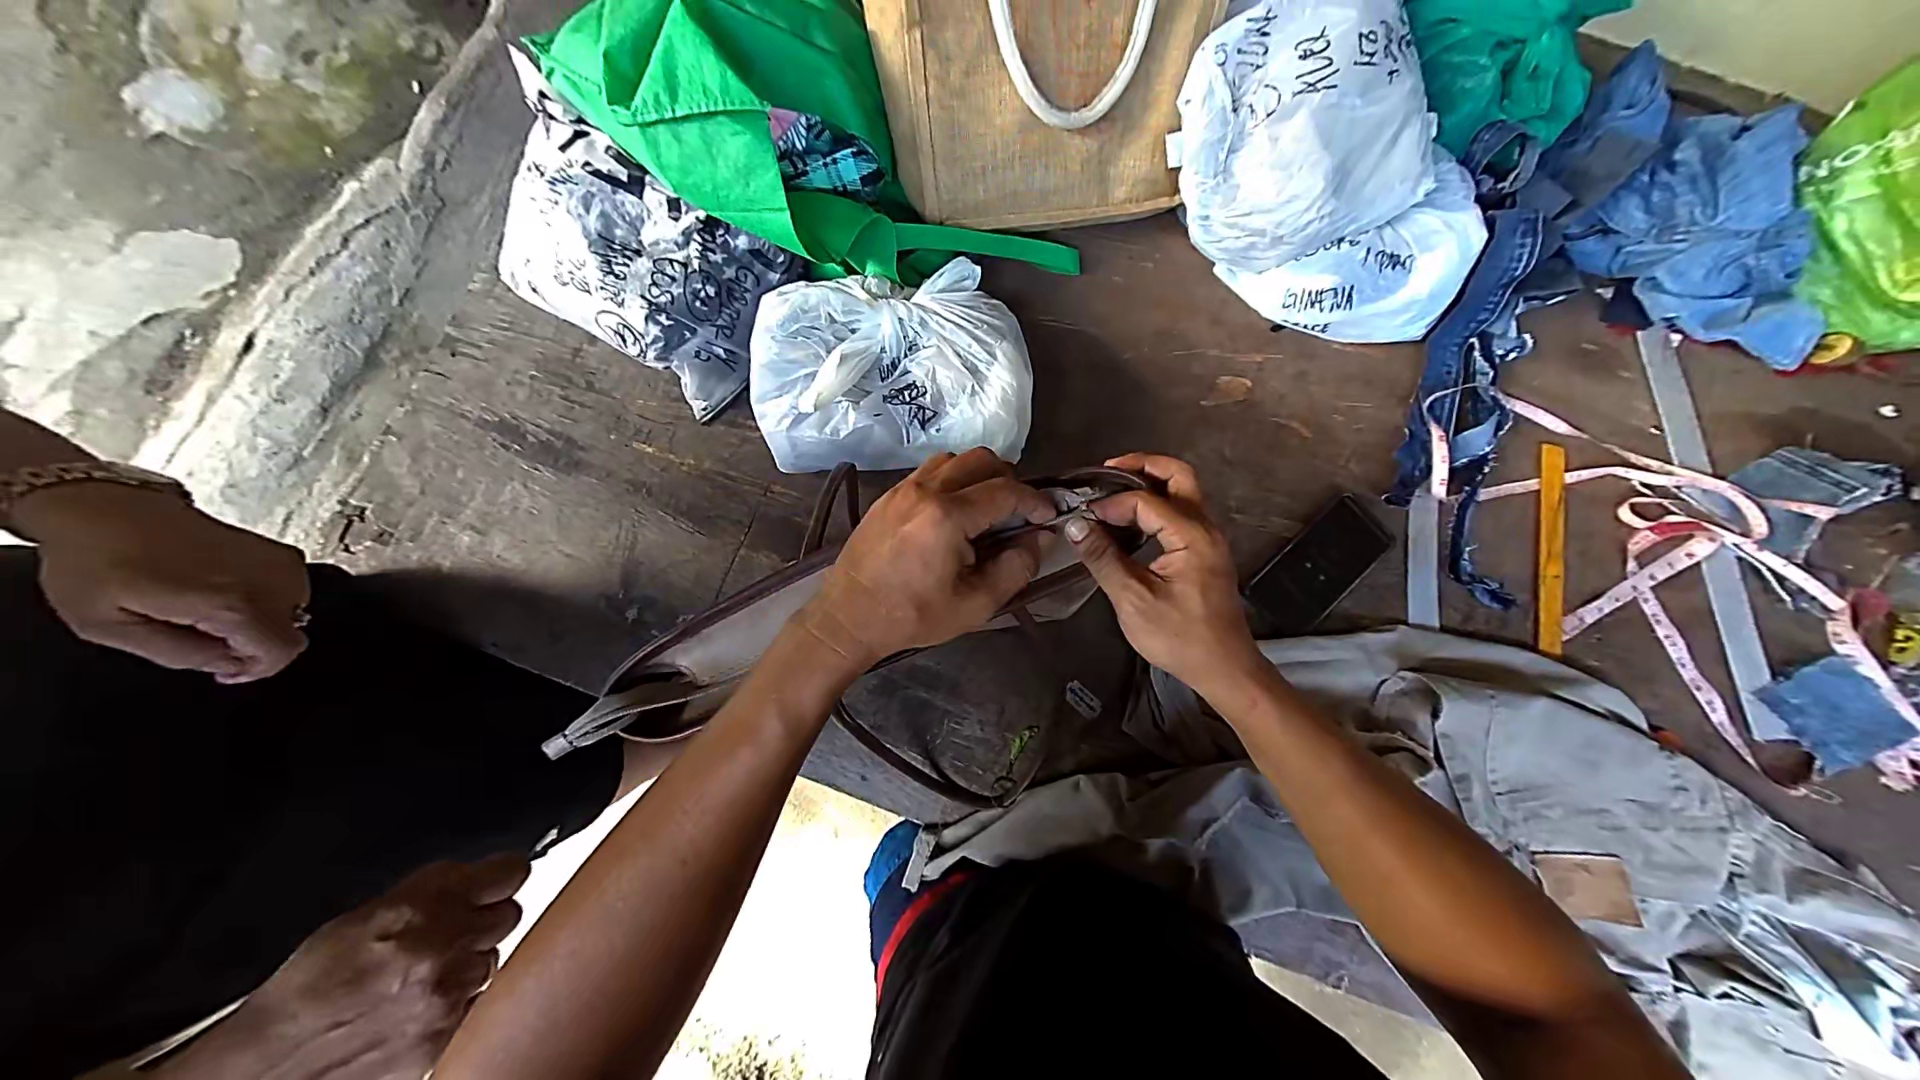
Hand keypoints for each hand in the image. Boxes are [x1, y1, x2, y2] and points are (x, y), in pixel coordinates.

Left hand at [14, 482, 309, 681]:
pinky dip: (266, 601)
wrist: (110, 510)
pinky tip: (222, 592)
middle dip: (250, 644)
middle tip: (200, 635)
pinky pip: (292, 593)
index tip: (224, 669)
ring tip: (206, 610)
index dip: (254, 669)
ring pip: (293, 614)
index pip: (281, 651)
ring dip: (258, 622)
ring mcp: (283, 564)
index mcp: (234, 603)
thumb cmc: (99, 561)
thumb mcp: (109, 628)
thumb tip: (228, 664)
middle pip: (289, 633)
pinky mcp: (284, 554)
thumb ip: (178, 655)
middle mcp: (272, 581)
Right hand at [157, 855, 530, 1079]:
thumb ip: (436, 888)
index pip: (510, 872)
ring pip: (493, 961)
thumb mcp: (368, 914)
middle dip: (483, 922)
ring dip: (468, 965)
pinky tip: (417, 1009)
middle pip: (507, 916)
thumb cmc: (304, 989)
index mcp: (428, 905)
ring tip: (421, 979)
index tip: (500, 880)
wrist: (259, 1070)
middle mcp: (446, 947)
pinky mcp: (445, 1038)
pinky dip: (456, 1004)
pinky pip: (476, 1004)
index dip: (504, 876)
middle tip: (449, 934)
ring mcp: (449, 995)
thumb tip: (482, 877)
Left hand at [797, 448, 1055, 668]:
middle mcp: (925, 490)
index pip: (1006, 491)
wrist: (848, 617)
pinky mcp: (888, 495)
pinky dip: (953, 481)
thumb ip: (1017, 567)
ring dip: (979, 476)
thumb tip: (1043, 537)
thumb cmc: (912, 616)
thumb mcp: (975, 604)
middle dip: (1009, 480)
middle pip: (982, 460)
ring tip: (986, 510)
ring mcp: (902, 488)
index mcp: (947, 516)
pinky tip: (954, 513)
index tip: (1049, 514)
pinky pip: (930, 472)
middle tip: (1018, 512)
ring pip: (954, 460)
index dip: (1035, 500)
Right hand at [1065, 454, 1267, 699]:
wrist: (1223, 667)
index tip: (1084, 517)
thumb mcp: (1133, 600)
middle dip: (1142, 465)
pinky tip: (1131, 520)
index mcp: (1192, 536)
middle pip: (1179, 475)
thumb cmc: (1180, 637)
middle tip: (1106, 471)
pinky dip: (1156, 504)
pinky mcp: (1205, 552)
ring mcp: (1209, 539)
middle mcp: (1205, 528)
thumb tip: (1075, 525)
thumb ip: (1103, 558)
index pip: (1145, 501)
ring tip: (1114, 491)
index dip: (1111, 504)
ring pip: (1183, 491)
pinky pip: (1181, 511)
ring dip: (1150, 482)